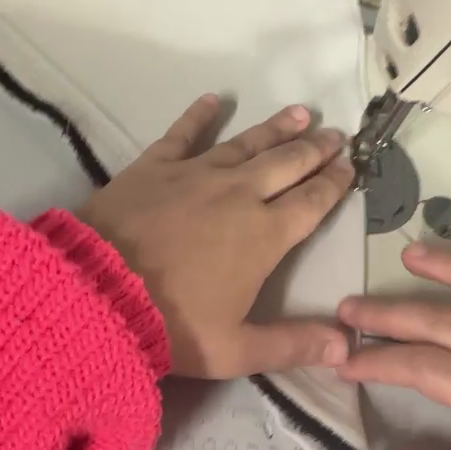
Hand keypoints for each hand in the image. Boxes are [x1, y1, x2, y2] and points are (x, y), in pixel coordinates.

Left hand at [79, 95, 355, 378]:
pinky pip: (184, 133)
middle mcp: (238, 195)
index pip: (311, 203)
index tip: (352, 167)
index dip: (334, 184)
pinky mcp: (154, 167)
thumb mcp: (236, 350)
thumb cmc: (174, 327)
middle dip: (315, 149)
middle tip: (336, 135)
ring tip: (301, 112)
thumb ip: (292, 345)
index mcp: (264, 237)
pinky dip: (201, 115)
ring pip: (246, 143)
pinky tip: (215, 99)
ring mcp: (195, 175)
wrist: (99, 294)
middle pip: (286, 164)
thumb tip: (345, 346)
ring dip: (276, 128)